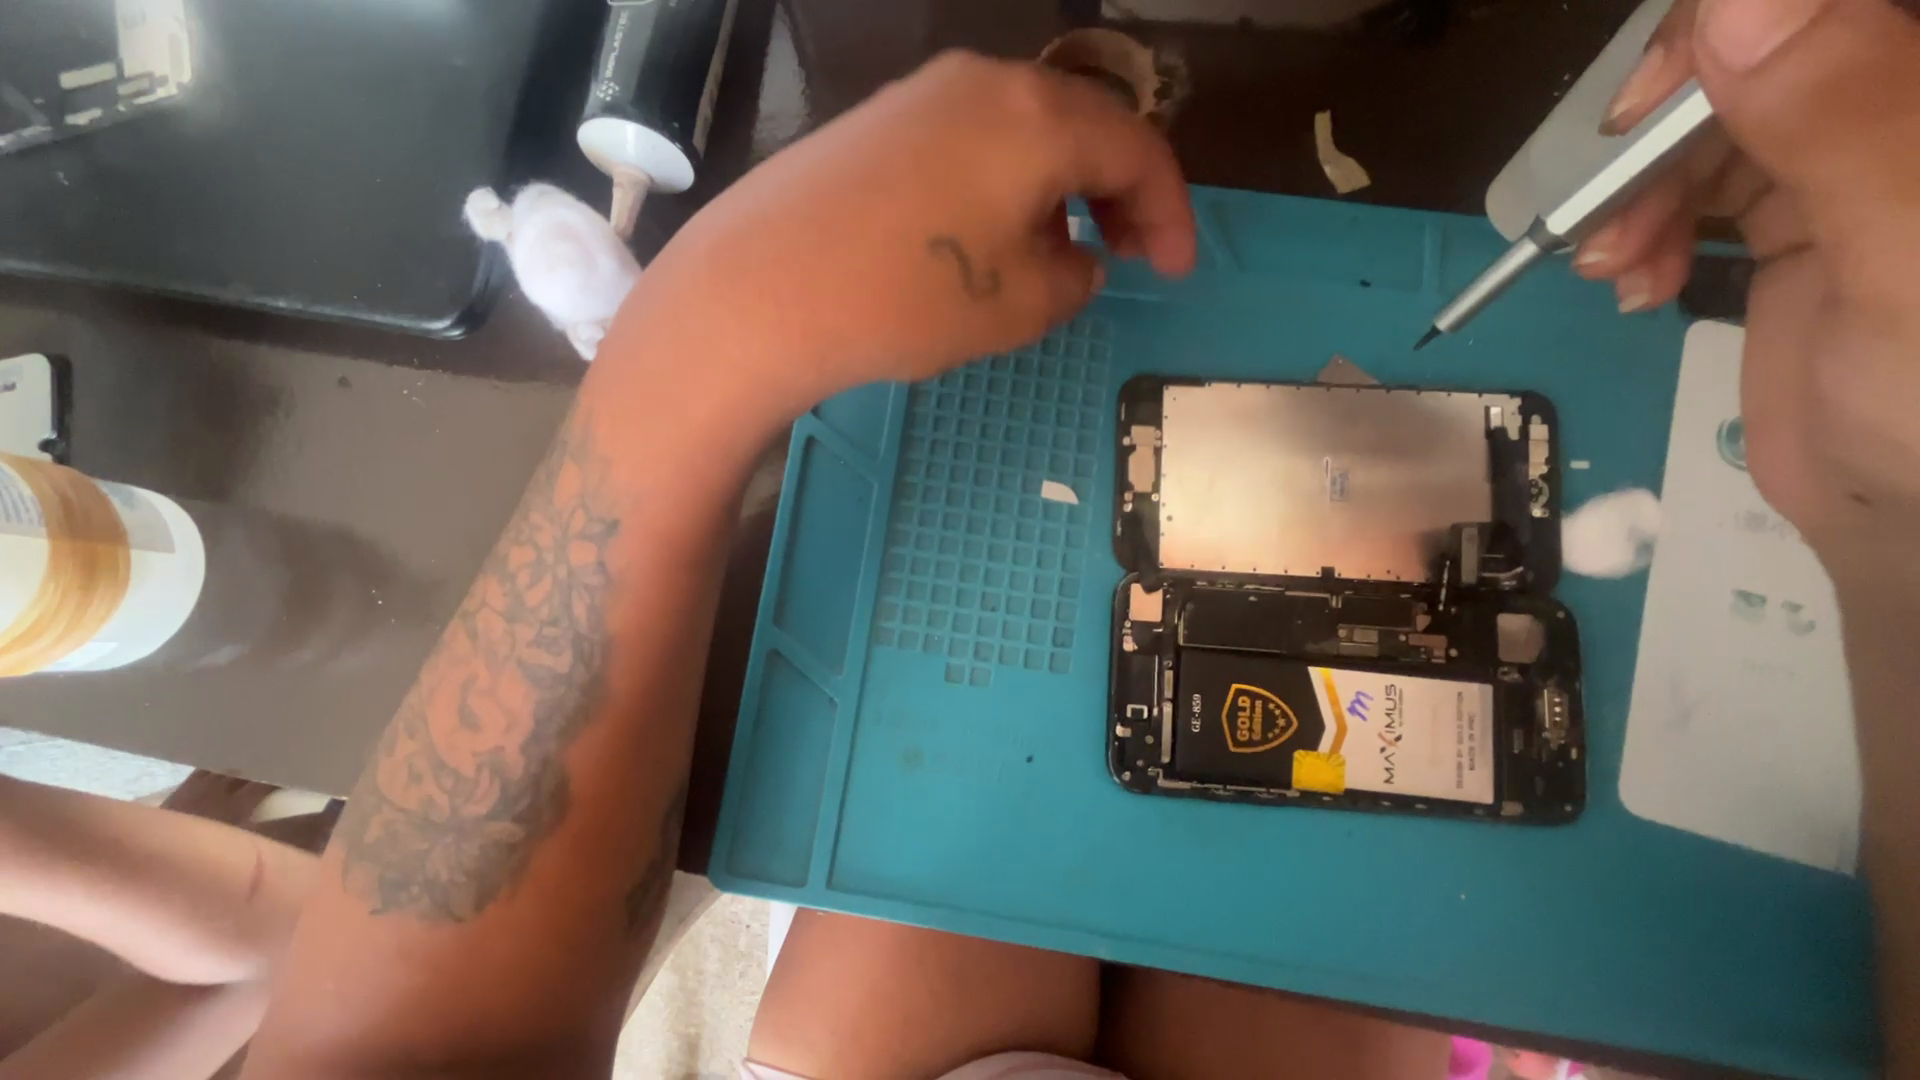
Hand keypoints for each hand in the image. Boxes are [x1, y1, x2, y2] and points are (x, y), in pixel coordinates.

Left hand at [618, 51, 1195, 416]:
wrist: (764, 290)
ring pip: (1024, 134)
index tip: (1175, 270)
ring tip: (1057, 255)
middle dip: (1117, 193)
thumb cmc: (909, 299)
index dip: (1169, 212)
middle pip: (1082, 126)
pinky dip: (1003, 185)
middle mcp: (986, 82)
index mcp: (1038, 116)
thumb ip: (1072, 278)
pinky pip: (970, 143)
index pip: (1136, 148)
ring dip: (1059, 190)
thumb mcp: (1016, 306)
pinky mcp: (878, 121)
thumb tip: (1079, 260)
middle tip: (1127, 254)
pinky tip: (987, 237)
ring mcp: (924, 95)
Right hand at [1576, 0, 1919, 580]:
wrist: (1915, 508)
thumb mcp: (1908, 256)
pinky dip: (1646, 230)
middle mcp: (1901, 106)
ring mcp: (1853, 156)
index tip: (1648, 110)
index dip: (1732, 32)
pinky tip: (1635, 283)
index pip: (1835, 5)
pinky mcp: (1796, 219)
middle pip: (1758, 60)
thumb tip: (1735, 5)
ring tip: (1612, 271)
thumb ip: (1843, 120)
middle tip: (1605, 216)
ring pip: (1713, 125)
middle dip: (1662, 136)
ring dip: (1638, 194)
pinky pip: (1698, 191)